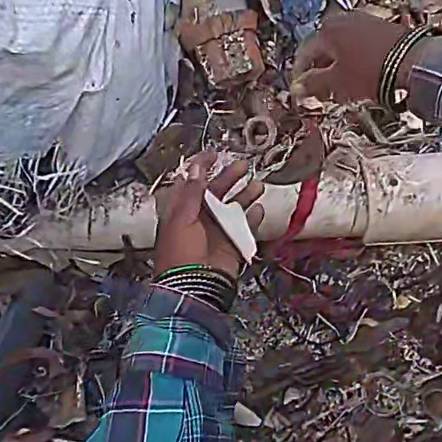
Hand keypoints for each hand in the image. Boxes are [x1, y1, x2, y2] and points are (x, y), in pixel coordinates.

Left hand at [154, 152, 265, 277]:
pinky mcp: (231, 245)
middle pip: (216, 192)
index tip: (214, 155)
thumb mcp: (182, 218)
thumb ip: (192, 192)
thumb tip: (197, 167)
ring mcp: (217, 231)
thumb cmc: (181, 253)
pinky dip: (252, 219)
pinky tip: (260, 210)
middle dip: (229, 178)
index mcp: (182, 210)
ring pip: (233, 208)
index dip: (201, 167)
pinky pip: (244, 228)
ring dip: (245, 196)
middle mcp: (199, 219)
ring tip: (258, 186)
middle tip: (243, 166)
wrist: (193, 287)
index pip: (191, 183)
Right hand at [289, 11, 406, 103]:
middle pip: (324, 49)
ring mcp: (366, 22)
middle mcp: (345, 20)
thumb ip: (313, 85)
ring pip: (343, 48)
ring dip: (339, 68)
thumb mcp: (336, 83)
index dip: (300, 75)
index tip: (301, 90)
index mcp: (328, 30)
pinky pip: (361, 47)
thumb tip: (299, 88)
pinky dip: (356, 62)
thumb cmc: (373, 70)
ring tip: (342, 88)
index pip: (304, 53)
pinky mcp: (384, 30)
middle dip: (320, 71)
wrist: (415, 63)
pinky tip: (361, 78)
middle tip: (320, 92)